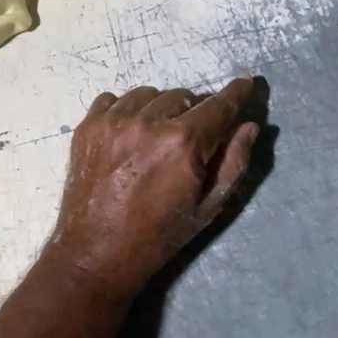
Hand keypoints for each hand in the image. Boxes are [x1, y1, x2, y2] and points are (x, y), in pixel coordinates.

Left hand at [47, 79, 259, 301]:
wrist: (95, 254)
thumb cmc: (159, 236)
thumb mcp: (208, 207)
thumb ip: (233, 163)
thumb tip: (248, 126)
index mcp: (183, 143)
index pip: (218, 105)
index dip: (236, 93)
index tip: (245, 83)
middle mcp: (149, 123)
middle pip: (184, 96)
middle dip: (194, 112)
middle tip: (191, 137)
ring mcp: (114, 121)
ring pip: (151, 94)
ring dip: (161, 109)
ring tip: (157, 137)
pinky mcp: (89, 125)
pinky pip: (116, 99)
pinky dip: (128, 110)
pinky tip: (129, 134)